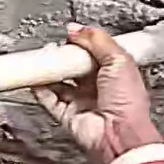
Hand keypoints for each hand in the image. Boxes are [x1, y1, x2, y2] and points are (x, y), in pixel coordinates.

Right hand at [33, 24, 163, 163]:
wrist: (119, 134)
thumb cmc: (128, 103)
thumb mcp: (119, 59)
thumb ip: (97, 40)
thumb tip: (76, 29)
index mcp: (115, 73)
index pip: (94, 52)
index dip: (82, 43)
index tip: (71, 35)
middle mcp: (98, 88)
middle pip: (74, 67)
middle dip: (64, 56)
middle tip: (55, 48)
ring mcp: (81, 102)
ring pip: (59, 82)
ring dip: (50, 70)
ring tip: (43, 59)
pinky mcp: (67, 115)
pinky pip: (49, 99)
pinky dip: (40, 88)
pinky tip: (36, 78)